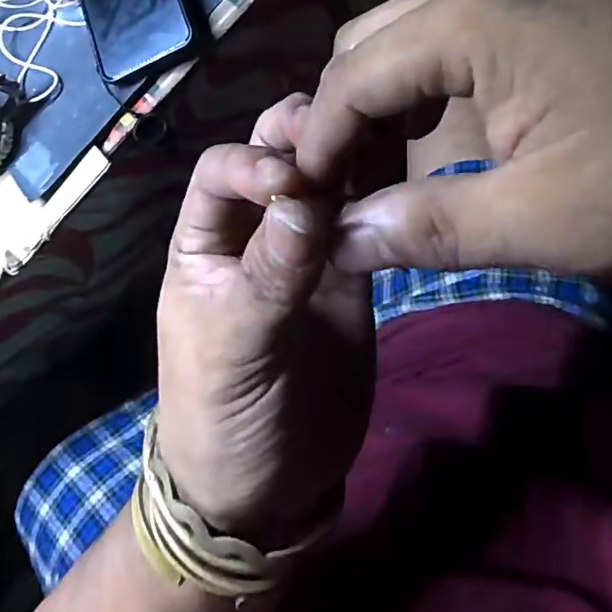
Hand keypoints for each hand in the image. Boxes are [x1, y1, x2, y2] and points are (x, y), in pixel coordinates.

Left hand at [154, 102, 372, 544]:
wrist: (267, 487)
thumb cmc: (219, 415)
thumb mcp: (231, 348)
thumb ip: (268, 276)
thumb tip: (301, 200)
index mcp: (204, 239)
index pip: (221, 171)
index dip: (251, 162)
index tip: (289, 180)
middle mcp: (252, 230)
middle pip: (273, 159)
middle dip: (300, 136)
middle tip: (346, 123)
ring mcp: (305, 250)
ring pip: (323, 183)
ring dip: (347, 156)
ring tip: (384, 129)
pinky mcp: (349, 276)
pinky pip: (364, 223)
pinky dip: (381, 199)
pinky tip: (407, 178)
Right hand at [295, 0, 611, 280]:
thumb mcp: (554, 218)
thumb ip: (430, 227)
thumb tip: (338, 242)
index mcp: (469, 20)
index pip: (348, 78)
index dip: (317, 145)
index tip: (304, 206)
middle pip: (365, 46)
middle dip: (343, 117)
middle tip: (346, 189)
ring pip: (407, 41)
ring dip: (385, 104)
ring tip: (387, 173)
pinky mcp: (552, 8)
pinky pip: (454, 44)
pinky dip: (430, 93)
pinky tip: (447, 142)